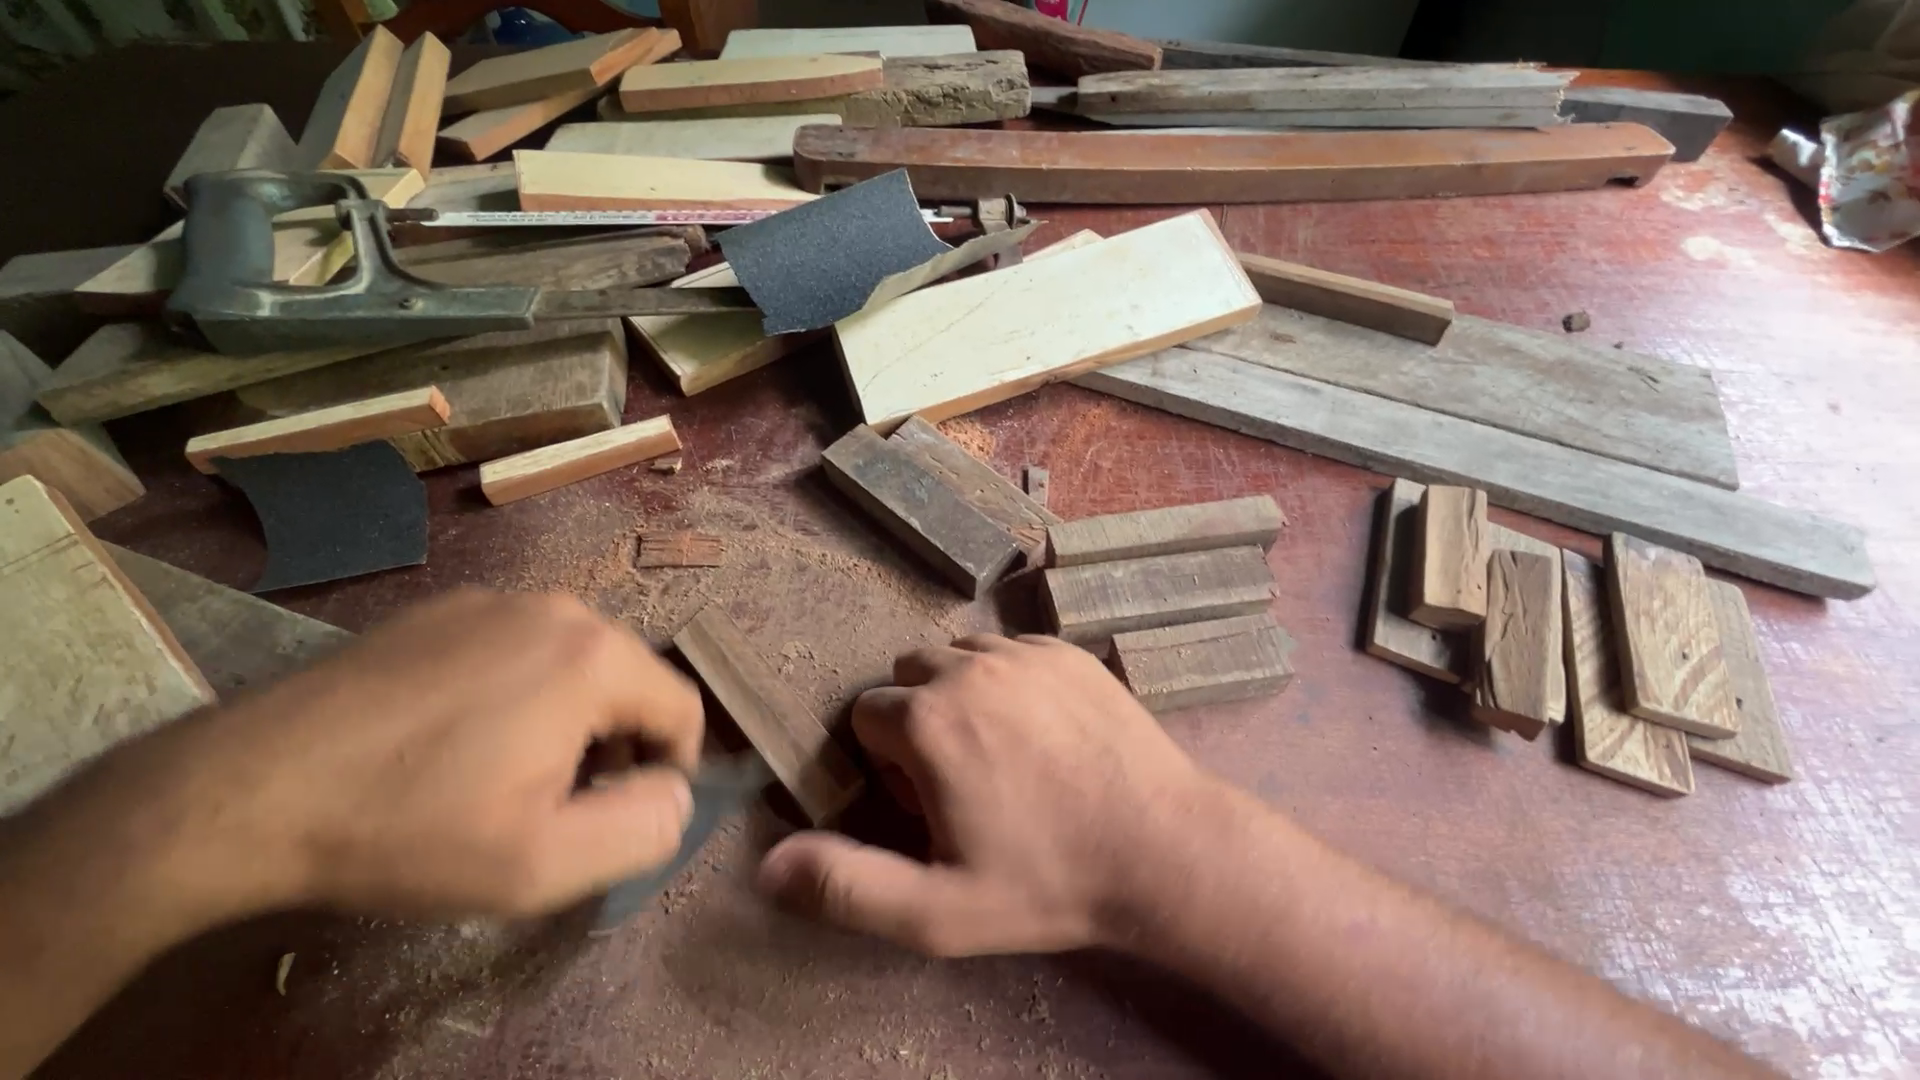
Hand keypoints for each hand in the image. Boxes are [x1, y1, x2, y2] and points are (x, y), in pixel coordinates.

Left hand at [70, 589, 703, 922]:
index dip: (670, 769)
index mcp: (595, 657)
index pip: (683, 707)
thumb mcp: (544, 864)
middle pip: (631, 680)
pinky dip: (518, 689)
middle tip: (559, 801)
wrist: (243, 792)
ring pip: (576, 661)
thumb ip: (643, 829)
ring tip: (506, 771)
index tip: (622, 813)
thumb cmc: (410, 829)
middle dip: (616, 742)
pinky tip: (457, 737)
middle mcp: (558, 608)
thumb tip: (676, 792)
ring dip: (568, 716)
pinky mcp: (443, 608)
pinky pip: (519, 646)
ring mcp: (495, 600)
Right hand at [754, 634, 1212, 956]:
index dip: (885, 763)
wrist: (1166, 850)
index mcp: (926, 719)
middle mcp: (967, 667)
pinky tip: (1040, 729)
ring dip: (958, 693)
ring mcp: (1023, 651)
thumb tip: (766, 864)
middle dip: (915, 719)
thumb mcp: (938, 911)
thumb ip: (846, 885)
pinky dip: (1005, 678)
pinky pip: (1008, 649)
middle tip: (959, 777)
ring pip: (957, 656)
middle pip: (906, 676)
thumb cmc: (1048, 881)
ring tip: (999, 750)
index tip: (924, 802)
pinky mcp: (1067, 649)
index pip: (864, 716)